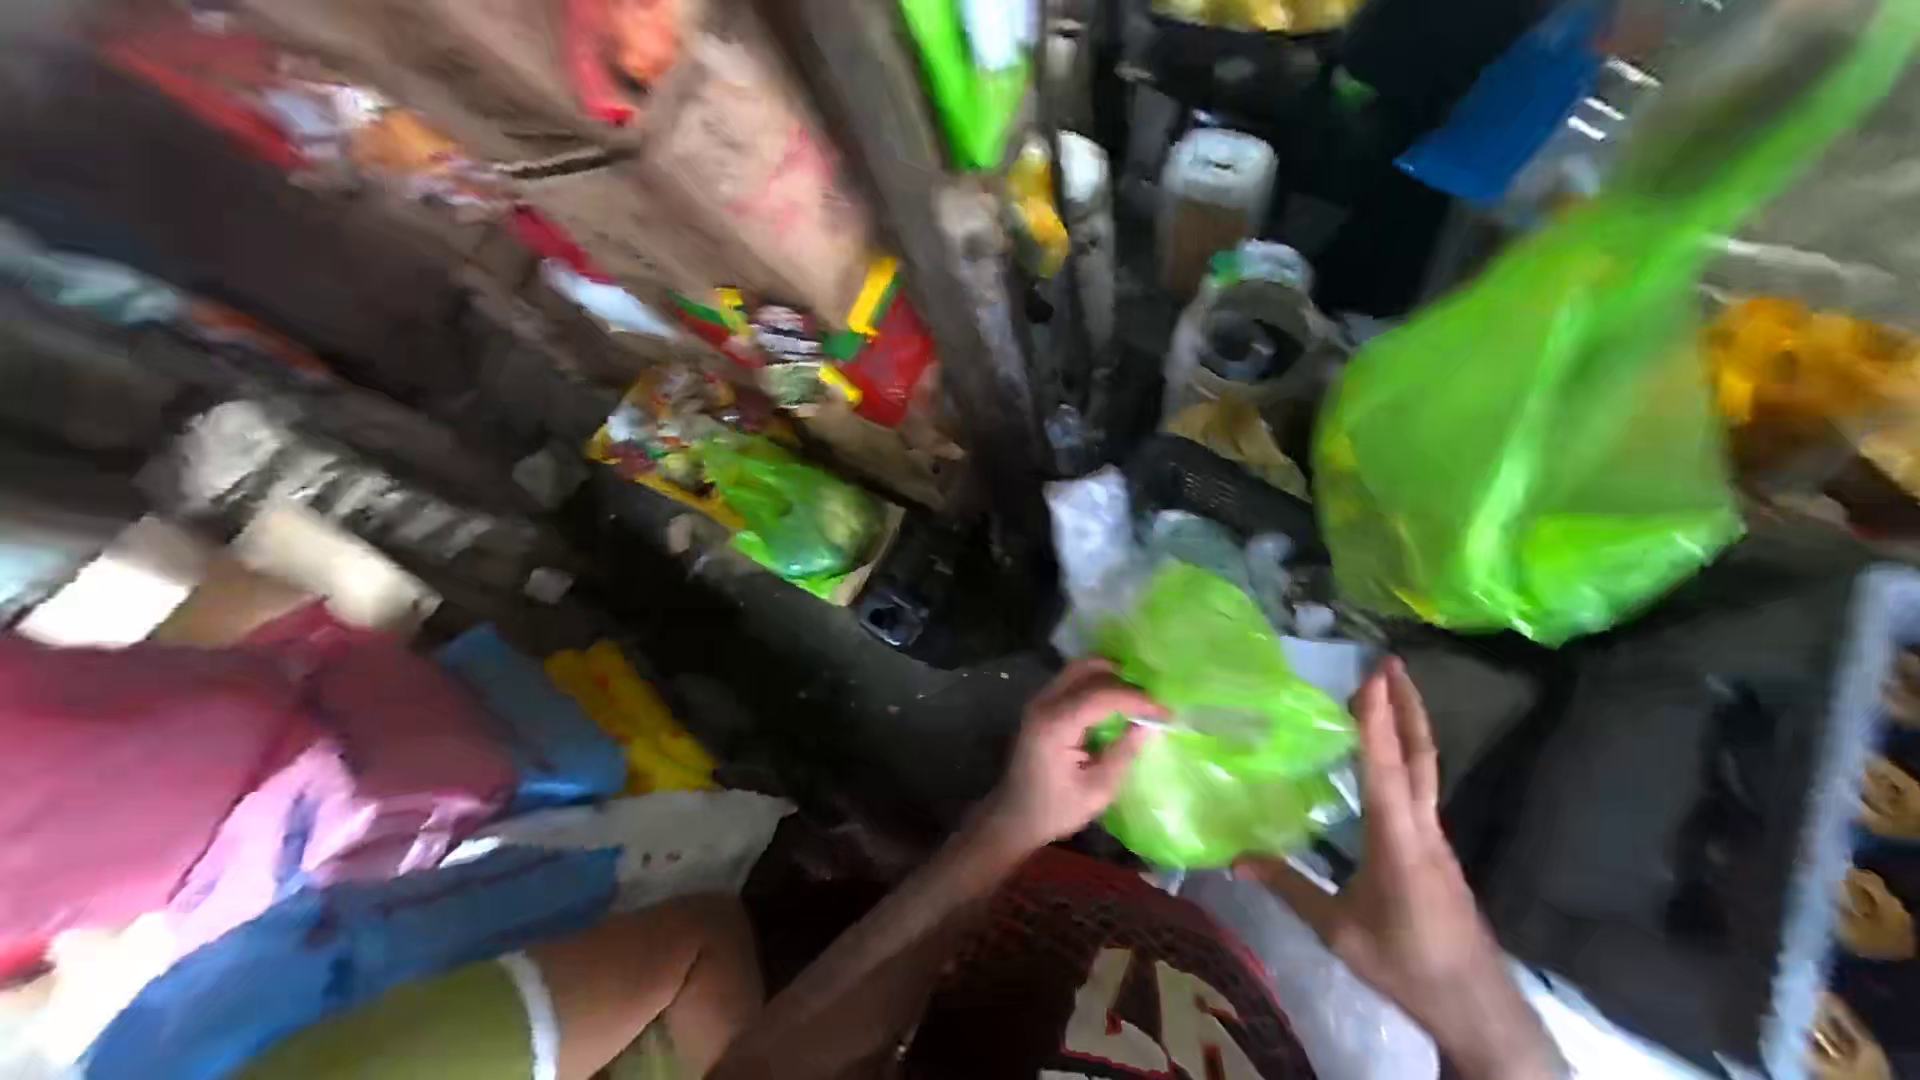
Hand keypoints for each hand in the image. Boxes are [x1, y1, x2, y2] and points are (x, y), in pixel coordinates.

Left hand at [976, 659, 1164, 853]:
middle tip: (1151, 697)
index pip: (1101, 696)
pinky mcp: (1042, 705)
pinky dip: (1097, 683)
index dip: (1137, 700)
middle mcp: (1043, 703)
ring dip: (1110, 676)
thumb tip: (1149, 725)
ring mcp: (1039, 700)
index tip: (1166, 713)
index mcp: (1054, 725)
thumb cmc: (1055, 809)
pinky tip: (1116, 701)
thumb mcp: (1098, 790)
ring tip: (1138, 697)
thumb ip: (1123, 753)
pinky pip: (1072, 680)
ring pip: (1078, 669)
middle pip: (1086, 668)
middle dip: (1123, 677)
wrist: (1014, 815)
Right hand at [1236, 659, 1562, 1079]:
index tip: (1371, 677)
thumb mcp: (1339, 930)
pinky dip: (1405, 755)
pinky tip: (1387, 756)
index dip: (1375, 720)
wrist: (1480, 1010)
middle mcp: (1422, 828)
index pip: (1383, 767)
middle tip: (1392, 663)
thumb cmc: (1408, 964)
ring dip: (1409, 725)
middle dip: (1407, 705)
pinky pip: (1419, 788)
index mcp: (1399, 839)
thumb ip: (1289, 887)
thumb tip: (1234, 858)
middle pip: (1419, 755)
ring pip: (1425, 769)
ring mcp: (1434, 839)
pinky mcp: (1435, 850)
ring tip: (1390, 692)